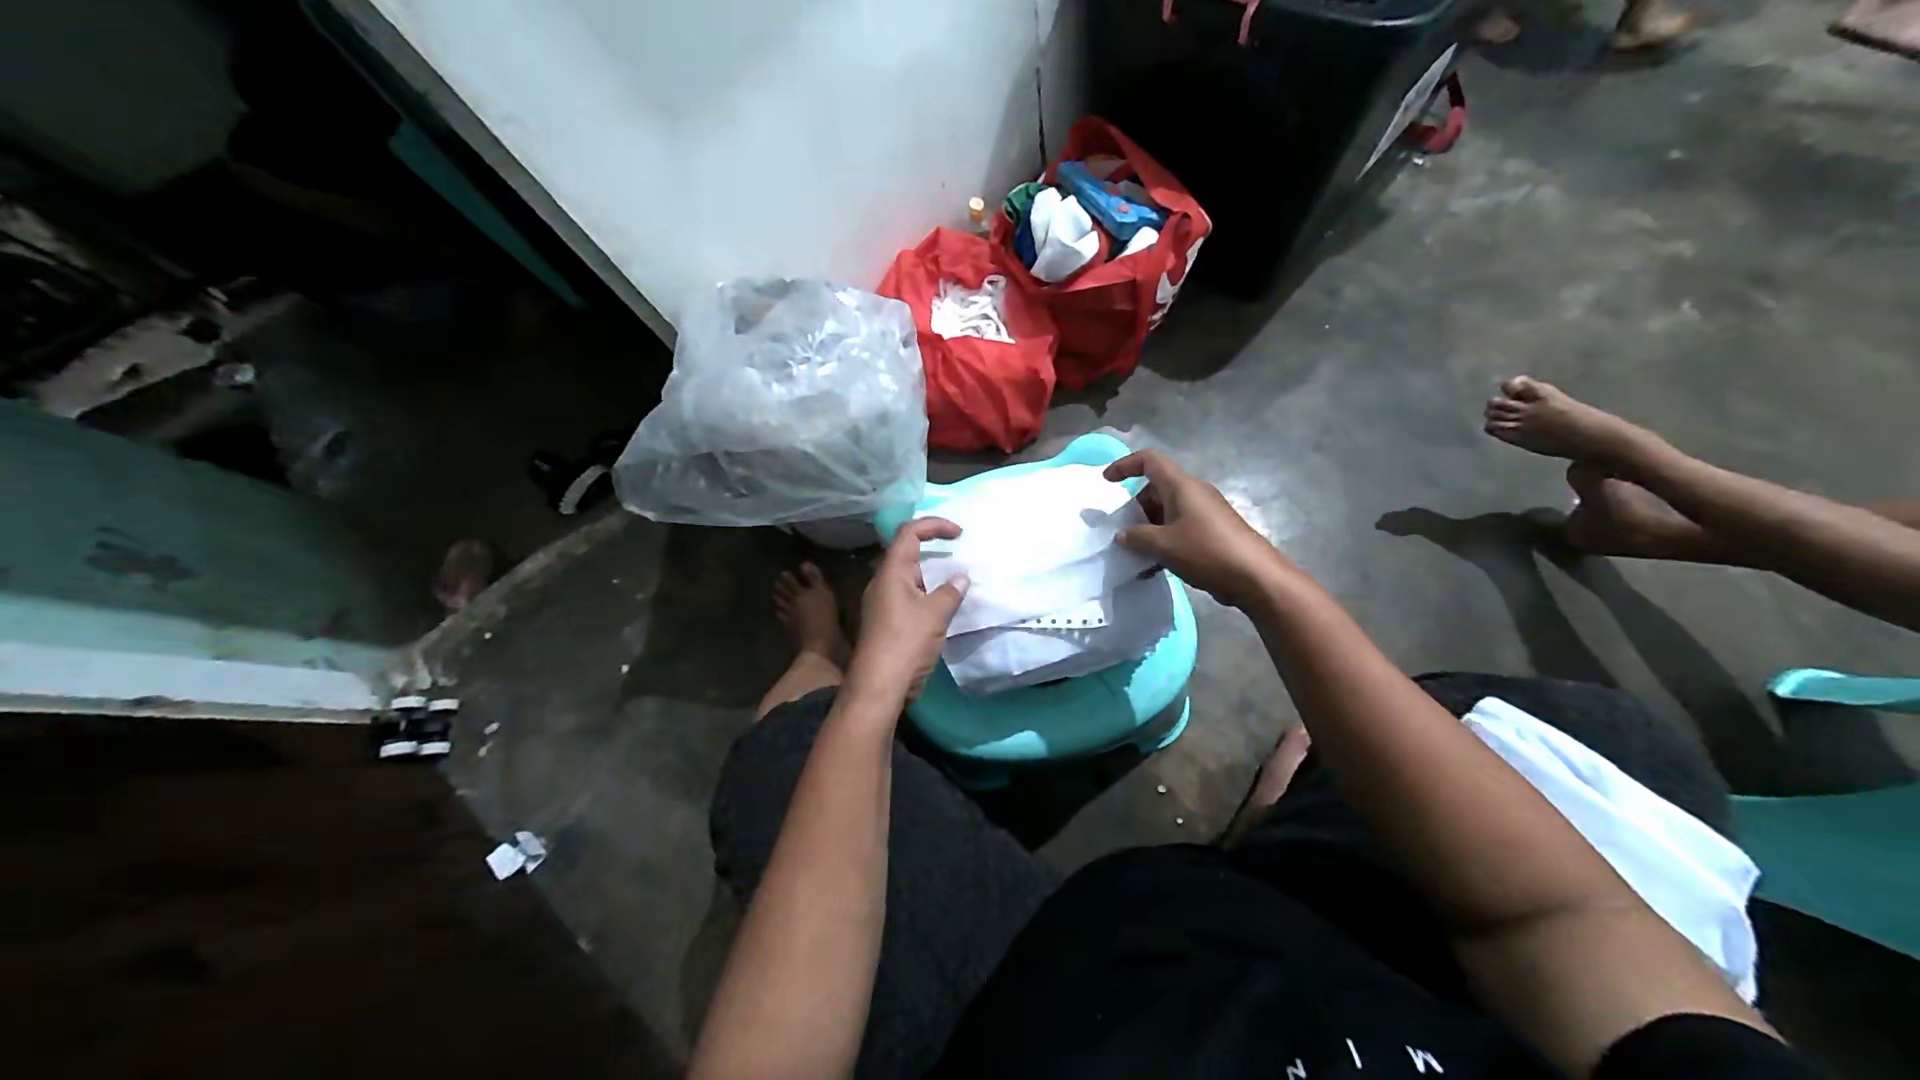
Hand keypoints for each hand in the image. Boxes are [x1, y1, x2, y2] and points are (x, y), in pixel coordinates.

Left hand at [847, 518, 968, 699]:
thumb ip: (950, 591)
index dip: (933, 525)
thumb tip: (961, 577)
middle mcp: (882, 581)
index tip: (958, 533)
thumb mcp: (935, 614)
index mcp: (891, 571)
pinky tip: (943, 603)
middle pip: (905, 551)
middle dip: (932, 546)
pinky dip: (926, 592)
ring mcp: (882, 601)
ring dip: (930, 572)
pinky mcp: (886, 620)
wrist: (879, 684)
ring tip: (955, 577)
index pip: (909, 532)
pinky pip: (908, 595)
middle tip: (957, 551)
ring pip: (908, 576)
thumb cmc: (906, 642)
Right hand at [1104, 450, 1298, 606]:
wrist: (1255, 577)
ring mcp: (1205, 513)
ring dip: (1148, 530)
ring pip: (1167, 512)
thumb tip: (1122, 535)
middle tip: (1121, 533)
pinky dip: (1163, 541)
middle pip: (1156, 490)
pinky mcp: (1212, 532)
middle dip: (1135, 509)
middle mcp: (1194, 494)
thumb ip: (1137, 537)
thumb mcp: (1163, 545)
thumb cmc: (1207, 552)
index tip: (1107, 481)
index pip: (1150, 461)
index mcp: (1182, 487)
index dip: (1125, 465)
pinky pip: (1179, 529)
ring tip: (1135, 555)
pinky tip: (1154, 568)